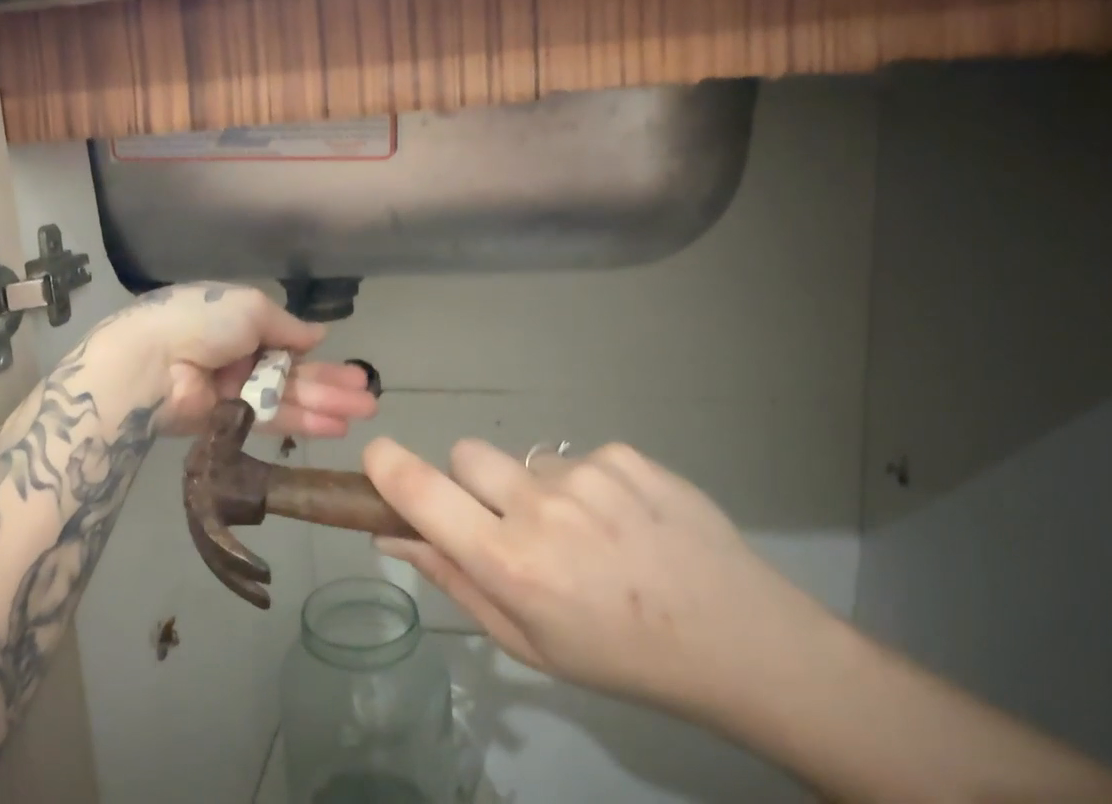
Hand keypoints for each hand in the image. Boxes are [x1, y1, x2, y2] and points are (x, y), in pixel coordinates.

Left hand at [99, 282, 378, 437]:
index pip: (282, 339)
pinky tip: (337, 427)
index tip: (345, 367)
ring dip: (327, 404)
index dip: (314, 353)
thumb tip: (318, 335)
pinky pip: (273, 419)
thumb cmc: (202, 320)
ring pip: (289, 397)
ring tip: (366, 412)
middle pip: (293, 371)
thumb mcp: (251, 307)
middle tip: (369, 396)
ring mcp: (233, 390)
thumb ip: (288, 326)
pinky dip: (305, 422)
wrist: (151, 363)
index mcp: (236, 320)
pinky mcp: (229, 420)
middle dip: (331, 383)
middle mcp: (237, 355)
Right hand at [365, 438, 835, 717]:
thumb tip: (389, 534)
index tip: (376, 459)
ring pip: (524, 461)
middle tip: (510, 525)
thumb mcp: (524, 640)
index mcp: (510, 563)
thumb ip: (452, 579)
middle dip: (473, 485)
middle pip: (466, 456)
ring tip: (585, 533)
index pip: (423, 492)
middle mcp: (542, 507)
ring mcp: (588, 473)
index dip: (387, 466)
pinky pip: (576, 458)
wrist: (735, 637)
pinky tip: (623, 522)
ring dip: (533, 489)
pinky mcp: (627, 455)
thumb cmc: (616, 655)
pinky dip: (585, 485)